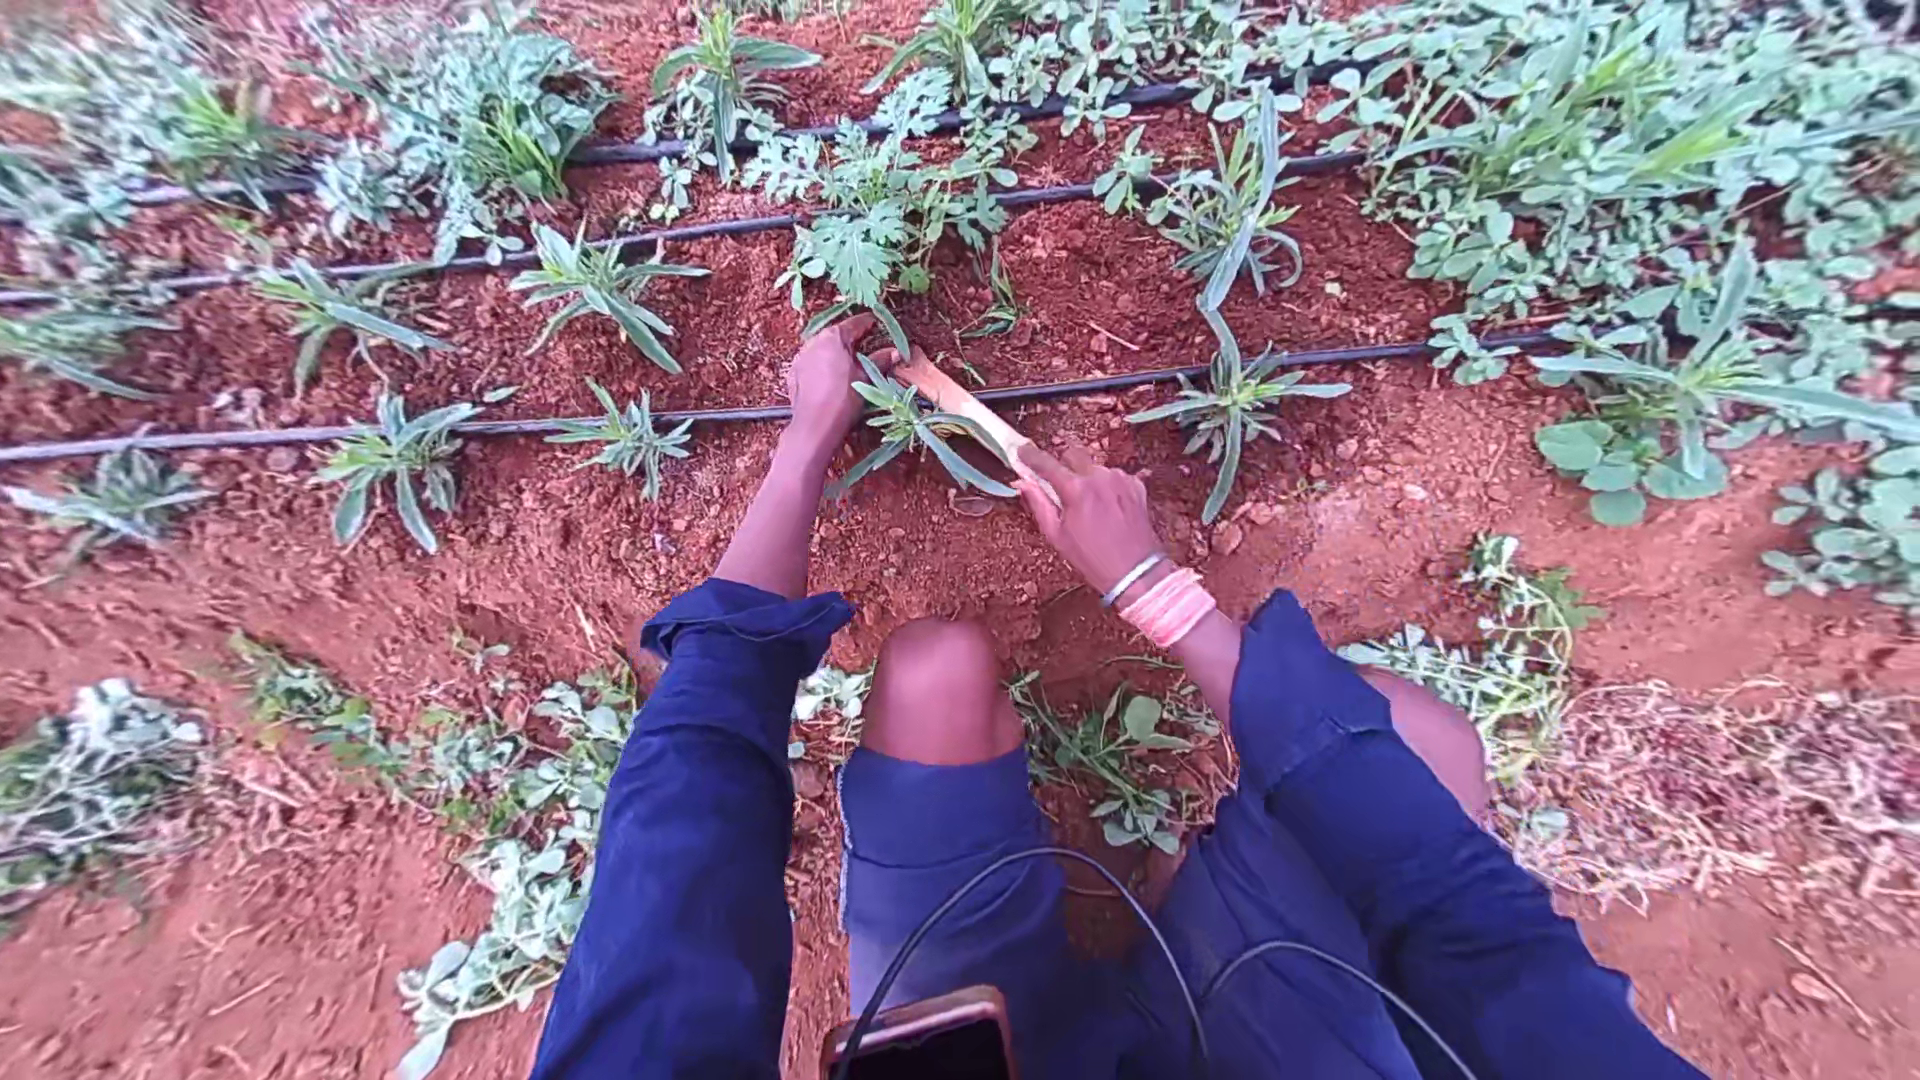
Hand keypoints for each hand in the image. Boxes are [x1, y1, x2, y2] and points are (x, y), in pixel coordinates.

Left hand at [786, 313, 877, 450]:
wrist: (815, 425)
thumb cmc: (843, 399)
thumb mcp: (865, 379)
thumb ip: (880, 362)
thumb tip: (895, 352)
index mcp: (833, 337)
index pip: (855, 323)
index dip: (868, 324)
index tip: (878, 324)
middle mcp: (814, 341)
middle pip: (836, 335)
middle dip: (851, 340)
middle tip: (865, 347)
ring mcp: (801, 356)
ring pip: (823, 348)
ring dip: (836, 353)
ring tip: (849, 364)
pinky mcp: (794, 372)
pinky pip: (812, 362)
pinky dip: (823, 366)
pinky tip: (831, 379)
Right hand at [1015, 443, 1168, 604]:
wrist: (1134, 571)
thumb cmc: (1092, 557)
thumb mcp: (1056, 534)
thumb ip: (1038, 503)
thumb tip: (1023, 483)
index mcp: (1076, 489)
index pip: (1046, 463)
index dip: (1030, 455)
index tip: (1022, 451)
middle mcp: (1099, 477)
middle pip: (1072, 454)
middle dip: (1062, 466)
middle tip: (1060, 487)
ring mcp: (1120, 479)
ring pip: (1094, 466)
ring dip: (1086, 478)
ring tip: (1088, 506)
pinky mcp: (1135, 485)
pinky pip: (1113, 476)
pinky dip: (1105, 486)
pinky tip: (1106, 508)